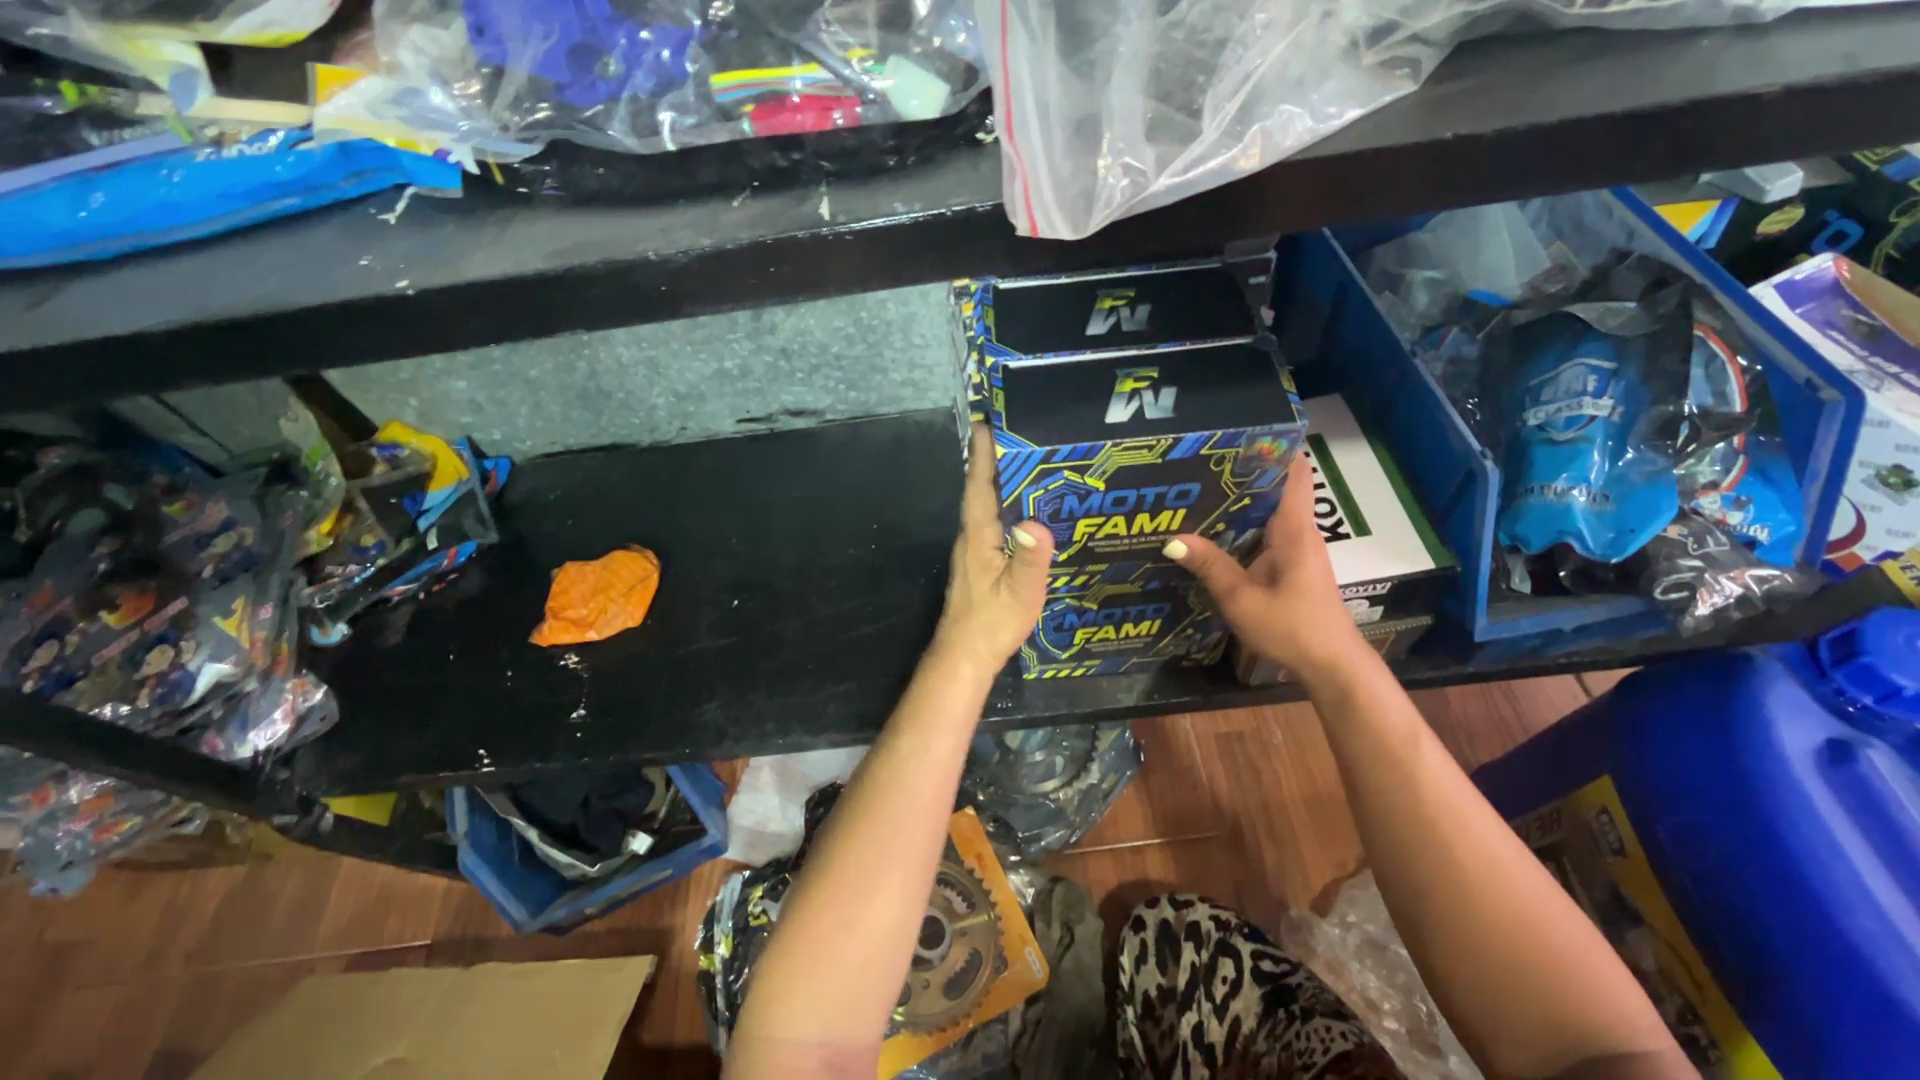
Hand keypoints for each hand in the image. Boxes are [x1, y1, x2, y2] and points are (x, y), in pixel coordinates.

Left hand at [929, 425, 1054, 678]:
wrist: (965, 655)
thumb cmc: (992, 623)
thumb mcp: (1020, 593)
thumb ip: (1029, 560)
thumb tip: (1034, 523)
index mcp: (979, 537)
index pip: (980, 487)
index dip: (983, 456)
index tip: (986, 424)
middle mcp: (971, 538)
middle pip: (980, 491)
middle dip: (992, 462)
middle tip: (1013, 434)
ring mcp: (971, 552)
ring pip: (984, 508)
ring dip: (996, 484)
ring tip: (1021, 463)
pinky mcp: (977, 565)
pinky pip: (989, 524)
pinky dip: (1001, 508)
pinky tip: (1019, 512)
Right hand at [1163, 455, 1368, 677]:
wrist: (1331, 665)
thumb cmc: (1292, 627)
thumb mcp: (1241, 599)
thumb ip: (1209, 566)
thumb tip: (1172, 539)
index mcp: (1294, 529)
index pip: (1294, 472)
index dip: (1273, 449)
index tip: (1239, 436)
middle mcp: (1299, 532)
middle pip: (1275, 489)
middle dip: (1242, 475)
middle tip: (1200, 464)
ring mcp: (1298, 550)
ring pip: (1268, 514)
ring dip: (1240, 504)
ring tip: (1198, 493)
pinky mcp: (1293, 567)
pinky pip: (1266, 535)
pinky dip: (1243, 529)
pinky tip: (1214, 535)